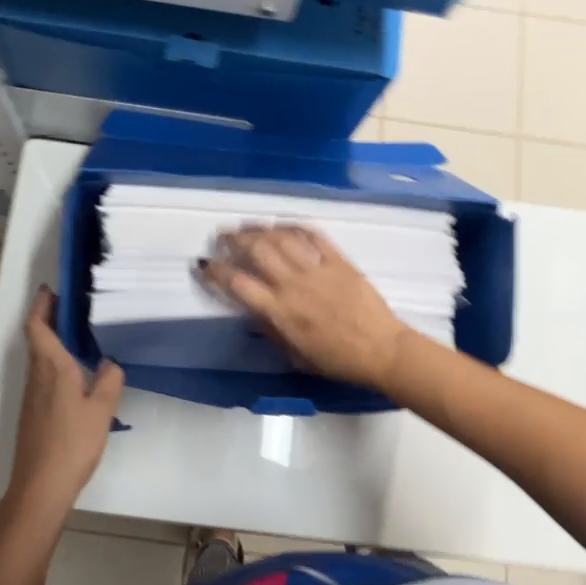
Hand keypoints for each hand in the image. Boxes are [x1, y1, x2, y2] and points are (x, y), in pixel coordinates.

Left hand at [6, 287, 125, 516]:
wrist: (41, 487)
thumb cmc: (72, 443)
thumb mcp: (101, 409)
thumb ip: (108, 380)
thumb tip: (109, 360)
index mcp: (51, 368)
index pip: (37, 327)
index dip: (41, 305)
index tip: (52, 289)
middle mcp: (37, 376)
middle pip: (36, 339)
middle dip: (49, 318)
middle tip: (73, 305)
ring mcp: (33, 396)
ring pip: (39, 358)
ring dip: (53, 340)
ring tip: (79, 332)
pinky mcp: (34, 413)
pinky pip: (43, 375)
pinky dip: (56, 362)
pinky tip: (76, 371)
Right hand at [201, 224, 412, 390]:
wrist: (381, 350)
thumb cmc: (336, 360)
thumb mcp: (295, 355)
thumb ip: (271, 331)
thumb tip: (252, 312)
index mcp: (280, 312)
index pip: (239, 284)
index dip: (216, 271)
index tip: (204, 263)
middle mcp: (294, 285)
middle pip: (256, 251)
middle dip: (234, 239)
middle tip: (223, 235)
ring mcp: (317, 269)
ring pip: (281, 238)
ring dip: (259, 228)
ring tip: (247, 226)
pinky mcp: (339, 260)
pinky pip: (313, 235)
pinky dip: (294, 226)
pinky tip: (282, 224)